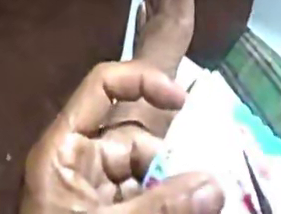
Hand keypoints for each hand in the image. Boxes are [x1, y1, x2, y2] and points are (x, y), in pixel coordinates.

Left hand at [20, 61, 222, 213]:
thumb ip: (162, 207)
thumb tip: (217, 184)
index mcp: (64, 149)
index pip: (104, 85)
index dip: (143, 80)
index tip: (182, 100)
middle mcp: (78, 162)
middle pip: (133, 137)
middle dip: (170, 160)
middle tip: (206, 184)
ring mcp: (90, 195)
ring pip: (144, 173)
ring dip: (173, 190)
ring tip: (203, 204)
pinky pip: (143, 200)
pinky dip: (165, 206)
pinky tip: (188, 210)